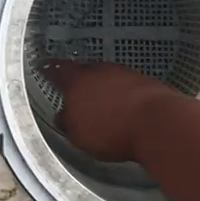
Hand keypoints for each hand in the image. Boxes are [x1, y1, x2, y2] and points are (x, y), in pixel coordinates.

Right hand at [43, 60, 183, 162]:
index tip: (44, 66)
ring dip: (100, 87)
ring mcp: (122, 74)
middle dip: (76, 79)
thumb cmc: (112, 129)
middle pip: (82, 71)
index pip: (57, 71)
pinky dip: (119, 94)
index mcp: (76, 81)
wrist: (155, 123)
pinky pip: (124, 86)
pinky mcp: (142, 83)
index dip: (49, 70)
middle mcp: (98, 71)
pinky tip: (120, 108)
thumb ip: (67, 122)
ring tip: (98, 102)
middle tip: (72, 86)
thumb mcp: (79, 134)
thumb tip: (63, 116)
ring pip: (104, 77)